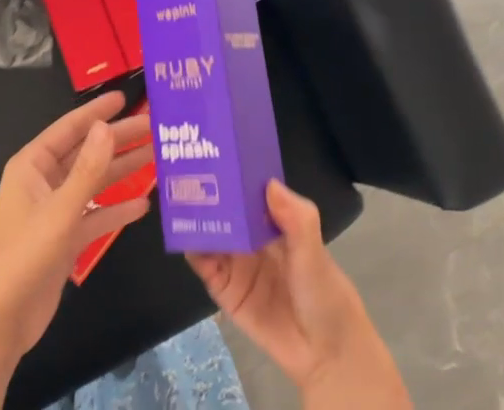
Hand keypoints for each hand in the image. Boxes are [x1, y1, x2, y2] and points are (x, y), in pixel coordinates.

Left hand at [0, 92, 152, 409]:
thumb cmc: (22, 257)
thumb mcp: (59, 211)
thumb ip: (87, 170)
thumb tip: (107, 127)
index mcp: (31, 167)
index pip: (68, 129)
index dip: (96, 112)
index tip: (125, 97)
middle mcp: (42, 183)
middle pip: (85, 154)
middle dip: (117, 140)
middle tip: (154, 127)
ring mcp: (53, 212)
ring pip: (93, 183)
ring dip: (122, 172)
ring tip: (157, 158)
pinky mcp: (64, 240)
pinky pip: (95, 216)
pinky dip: (116, 210)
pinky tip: (144, 205)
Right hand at [189, 182, 410, 406]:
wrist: (324, 354)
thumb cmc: (325, 295)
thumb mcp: (314, 252)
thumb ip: (296, 219)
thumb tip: (269, 183)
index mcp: (274, 224)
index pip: (249, 192)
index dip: (234, 174)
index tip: (215, 150)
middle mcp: (250, 239)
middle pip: (224, 209)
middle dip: (207, 191)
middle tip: (185, 169)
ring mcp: (235, 263)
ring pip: (209, 232)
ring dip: (196, 217)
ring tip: (178, 196)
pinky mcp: (222, 288)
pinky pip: (202, 264)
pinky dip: (192, 248)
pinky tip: (185, 235)